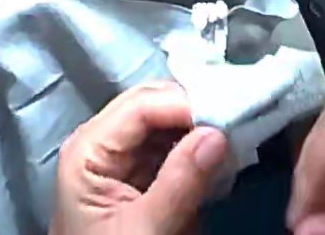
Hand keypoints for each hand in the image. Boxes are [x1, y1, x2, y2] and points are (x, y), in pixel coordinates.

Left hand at [51, 81, 229, 234]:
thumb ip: (179, 183)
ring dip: (197, 124)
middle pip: (151, 104)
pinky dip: (194, 145)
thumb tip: (218, 133)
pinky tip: (219, 152)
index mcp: (88, 148)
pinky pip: (168, 145)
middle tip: (236, 117)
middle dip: (193, 108)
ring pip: (163, 120)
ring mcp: (118, 156)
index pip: (140, 105)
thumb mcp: (144, 233)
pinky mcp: (137, 174)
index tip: (228, 112)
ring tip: (234, 130)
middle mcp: (100, 140)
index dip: (184, 103)